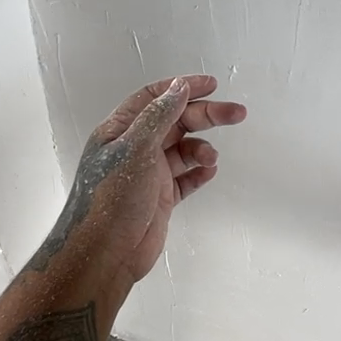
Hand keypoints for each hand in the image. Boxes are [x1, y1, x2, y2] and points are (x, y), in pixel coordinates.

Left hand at [35, 75, 246, 287]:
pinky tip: (208, 172)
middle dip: (205, 116)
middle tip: (235, 114)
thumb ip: (159, 116)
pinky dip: (199, 173)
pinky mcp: (160, 197)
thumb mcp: (135, 149)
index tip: (211, 85)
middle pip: (176, 121)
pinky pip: (186, 178)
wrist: (105, 254)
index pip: (154, 98)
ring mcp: (148, 174)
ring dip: (202, 148)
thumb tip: (179, 88)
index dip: (182, 88)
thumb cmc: (110, 202)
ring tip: (211, 158)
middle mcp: (134, 149)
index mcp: (121, 132)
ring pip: (183, 150)